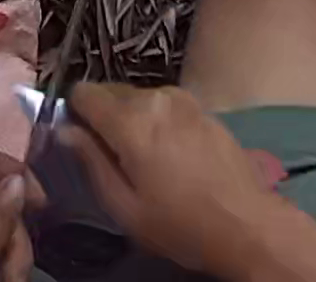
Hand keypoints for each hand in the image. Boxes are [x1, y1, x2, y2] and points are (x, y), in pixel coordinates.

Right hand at [59, 83, 289, 275]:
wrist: (250, 224)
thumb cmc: (183, 224)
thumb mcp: (127, 208)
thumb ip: (91, 162)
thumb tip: (65, 130)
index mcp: (130, 120)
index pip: (84, 91)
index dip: (75, 111)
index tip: (80, 135)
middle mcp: (152, 96)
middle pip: (108, 90)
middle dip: (102, 114)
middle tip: (113, 154)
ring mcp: (177, 96)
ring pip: (134, 95)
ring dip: (129, 115)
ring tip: (144, 155)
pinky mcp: (197, 102)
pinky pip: (160, 101)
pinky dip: (154, 117)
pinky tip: (169, 150)